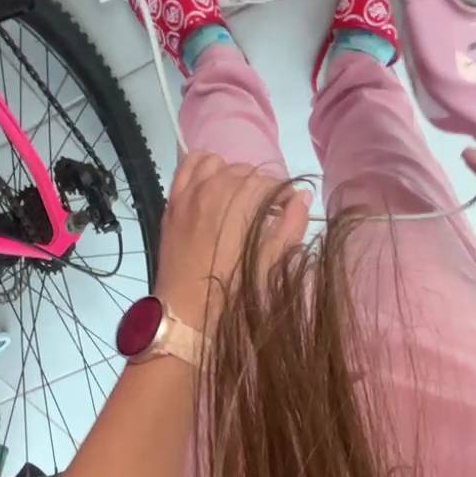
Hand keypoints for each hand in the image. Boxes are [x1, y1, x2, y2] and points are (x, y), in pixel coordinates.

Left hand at [154, 152, 311, 331]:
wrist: (186, 312)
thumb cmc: (232, 291)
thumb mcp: (271, 261)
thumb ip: (291, 225)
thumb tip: (302, 196)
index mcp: (240, 202)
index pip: (269, 183)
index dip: (284, 194)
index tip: (289, 208)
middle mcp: (213, 188)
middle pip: (245, 172)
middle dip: (261, 186)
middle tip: (268, 209)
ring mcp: (189, 193)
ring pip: (217, 164)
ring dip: (233, 174)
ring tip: (239, 196)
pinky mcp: (173, 202)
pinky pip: (187, 166)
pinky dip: (202, 165)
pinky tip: (211, 178)